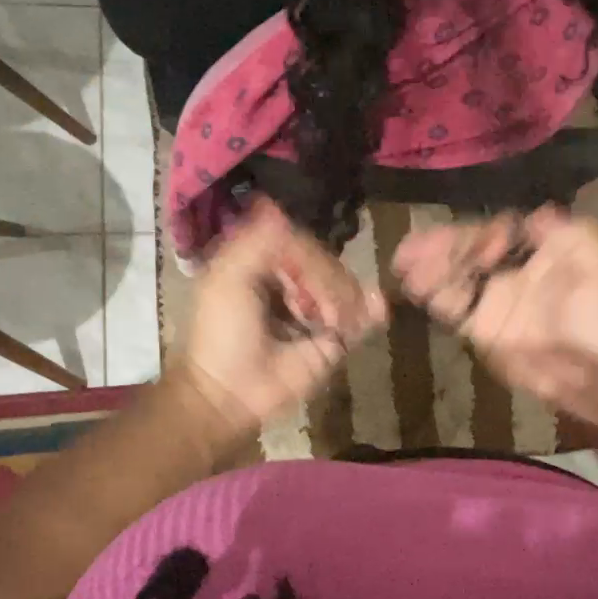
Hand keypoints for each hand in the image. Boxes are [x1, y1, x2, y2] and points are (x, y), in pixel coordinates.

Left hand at [173, 198, 385, 437]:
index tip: (297, 275)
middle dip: (325, 280)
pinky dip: (372, 310)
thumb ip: (256, 241)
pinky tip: (376, 307)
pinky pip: (361, 319)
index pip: (300, 243)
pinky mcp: (333, 342)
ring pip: (347, 288)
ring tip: (328, 322)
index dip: (306, 256)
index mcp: (265, 266)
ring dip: (343, 298)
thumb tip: (278, 207)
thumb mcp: (227, 276)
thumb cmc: (222, 332)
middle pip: (327, 264)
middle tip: (309, 307)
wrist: (230, 391)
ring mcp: (316, 314)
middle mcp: (293, 285)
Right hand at [393, 206, 597, 424]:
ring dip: (429, 268)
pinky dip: (434, 296)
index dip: (484, 233)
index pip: (498, 230)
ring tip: (403, 264)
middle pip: (468, 251)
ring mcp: (495, 301)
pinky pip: (453, 308)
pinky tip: (414, 288)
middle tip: (409, 247)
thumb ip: (564, 229)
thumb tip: (535, 213)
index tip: (483, 243)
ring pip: (455, 276)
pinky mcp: (483, 330)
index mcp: (538, 250)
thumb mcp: (596, 254)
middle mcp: (512, 270)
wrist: (597, 372)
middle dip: (440, 247)